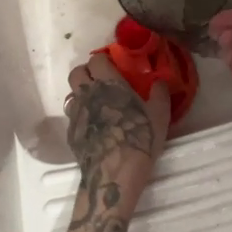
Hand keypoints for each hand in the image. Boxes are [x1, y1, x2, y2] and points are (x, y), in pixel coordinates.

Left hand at [64, 53, 170, 198]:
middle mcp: (87, 93)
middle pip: (76, 72)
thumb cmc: (139, 137)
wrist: (114, 172)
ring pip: (72, 94)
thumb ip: (159, 93)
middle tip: (102, 81)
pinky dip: (81, 115)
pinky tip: (94, 126)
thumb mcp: (160, 114)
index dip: (103, 60)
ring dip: (82, 93)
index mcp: (108, 82)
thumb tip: (159, 81)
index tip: (114, 66)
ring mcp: (76, 113)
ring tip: (98, 103)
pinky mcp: (71, 132)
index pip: (96, 59)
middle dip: (87, 73)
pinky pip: (73, 115)